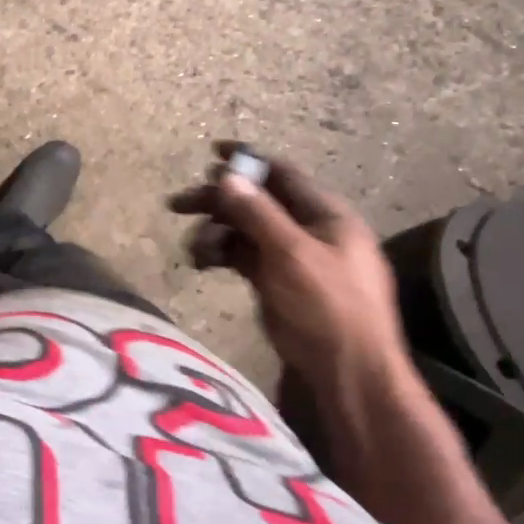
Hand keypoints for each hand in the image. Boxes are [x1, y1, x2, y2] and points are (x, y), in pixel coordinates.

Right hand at [169, 142, 406, 381]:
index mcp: (325, 215)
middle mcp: (307, 228)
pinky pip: (241, 254)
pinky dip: (220, 254)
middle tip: (178, 206)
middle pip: (256, 201)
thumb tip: (227, 177)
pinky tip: (202, 264)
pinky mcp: (274, 279)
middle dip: (218, 202)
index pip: (282, 174)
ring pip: (243, 229)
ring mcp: (290, 255)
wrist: (345, 368)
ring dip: (214, 233)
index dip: (248, 161)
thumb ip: (258, 214)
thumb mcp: (291, 255)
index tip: (210, 154)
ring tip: (195, 252)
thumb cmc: (327, 306)